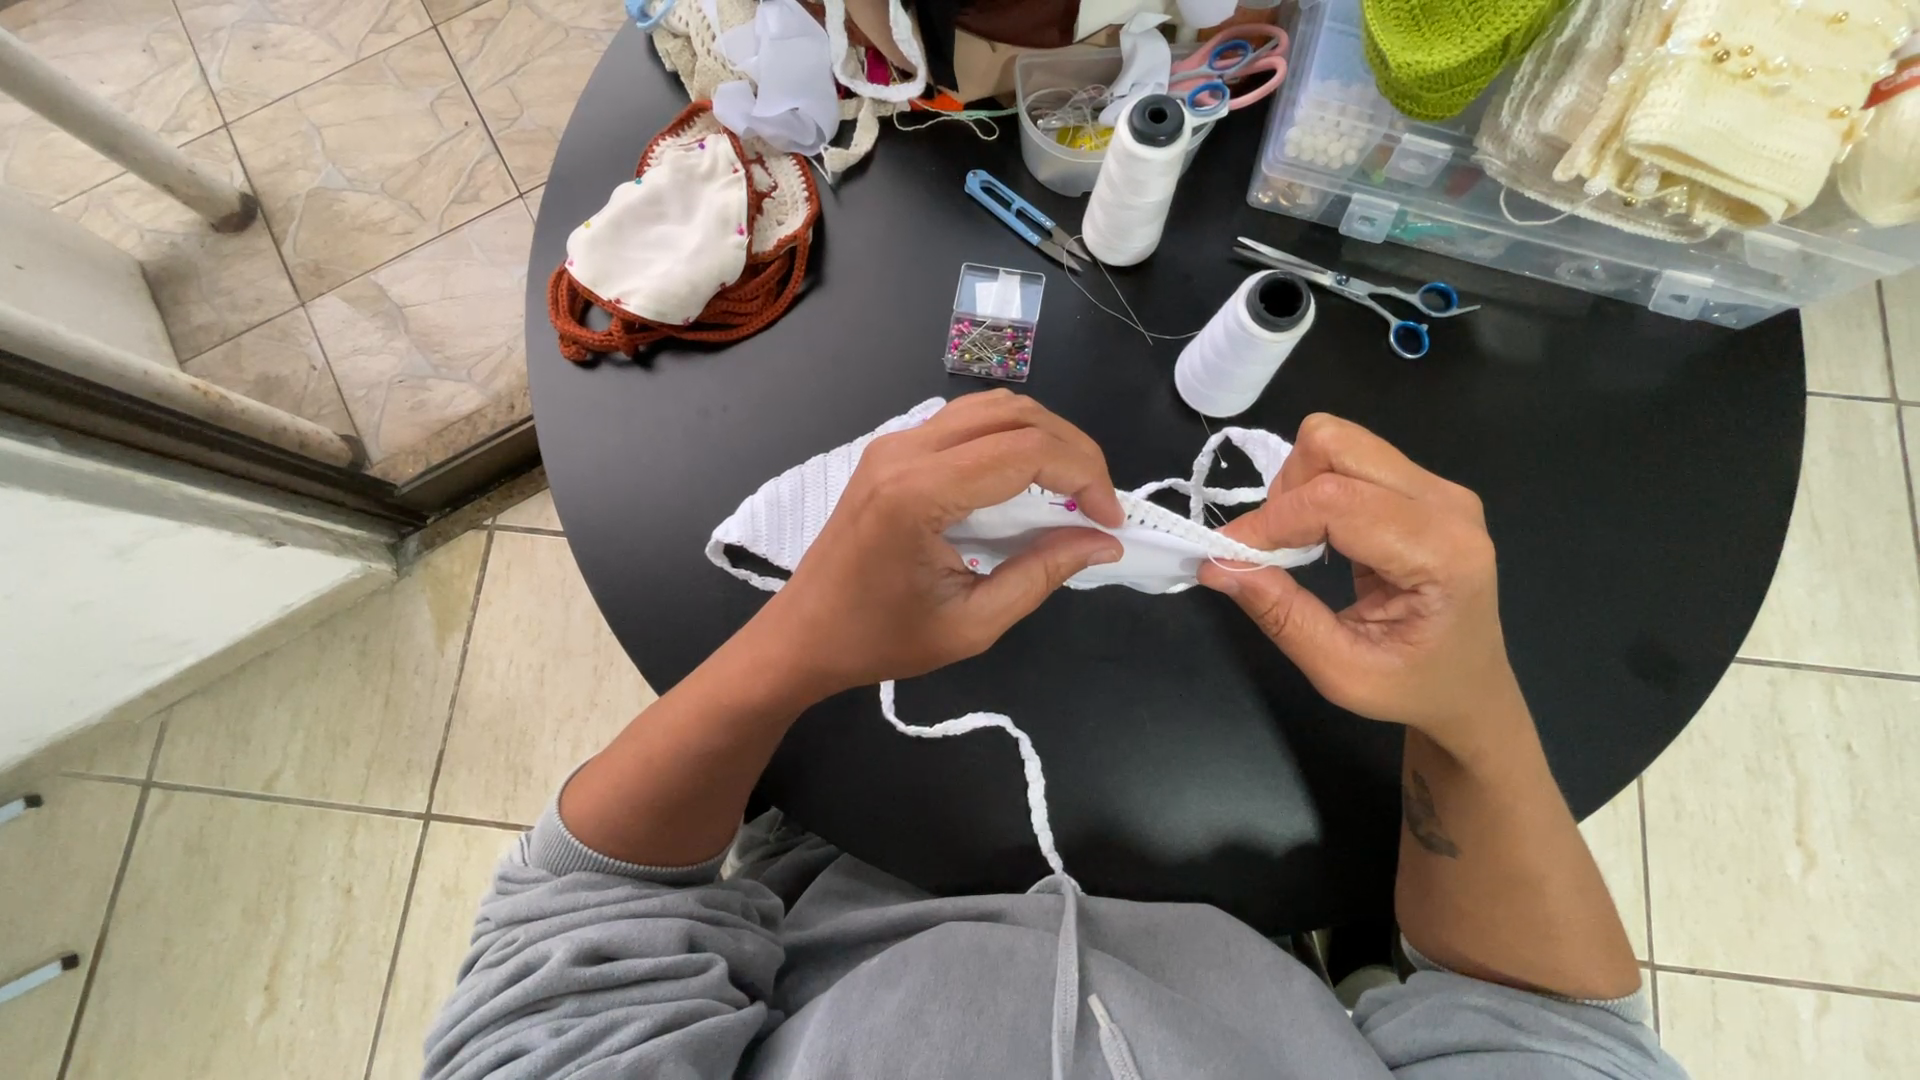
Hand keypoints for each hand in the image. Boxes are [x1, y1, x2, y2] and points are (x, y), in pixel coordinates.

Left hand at [751, 390, 1124, 698]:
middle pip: (1014, 413)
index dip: (1084, 476)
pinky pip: (963, 423)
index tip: (1110, 520)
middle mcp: (905, 451)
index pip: (1026, 451)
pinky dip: (1009, 439)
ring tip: (1071, 490)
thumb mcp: (972, 623)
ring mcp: (893, 444)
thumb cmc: (880, 640)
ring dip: (1042, 438)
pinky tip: (1025, 481)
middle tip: (1098, 502)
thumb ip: (1041, 575)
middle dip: (1073, 450)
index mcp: (919, 494)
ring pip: (990, 407)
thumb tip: (1102, 542)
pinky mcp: (890, 451)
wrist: (802, 635)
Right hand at [1197, 414, 1522, 756]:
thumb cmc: (1413, 688)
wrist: (1470, 688)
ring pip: (1337, 442)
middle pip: (1336, 445)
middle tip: (1270, 547)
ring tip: (1295, 542)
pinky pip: (1347, 457)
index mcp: (1442, 554)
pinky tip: (1317, 536)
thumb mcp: (1339, 670)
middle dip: (1284, 492)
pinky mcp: (1421, 486)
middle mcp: (1446, 504)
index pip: (1334, 501)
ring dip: (1295, 486)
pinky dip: (1311, 488)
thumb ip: (1280, 614)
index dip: (1269, 522)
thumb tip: (1214, 566)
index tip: (1226, 556)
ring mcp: (1438, 488)